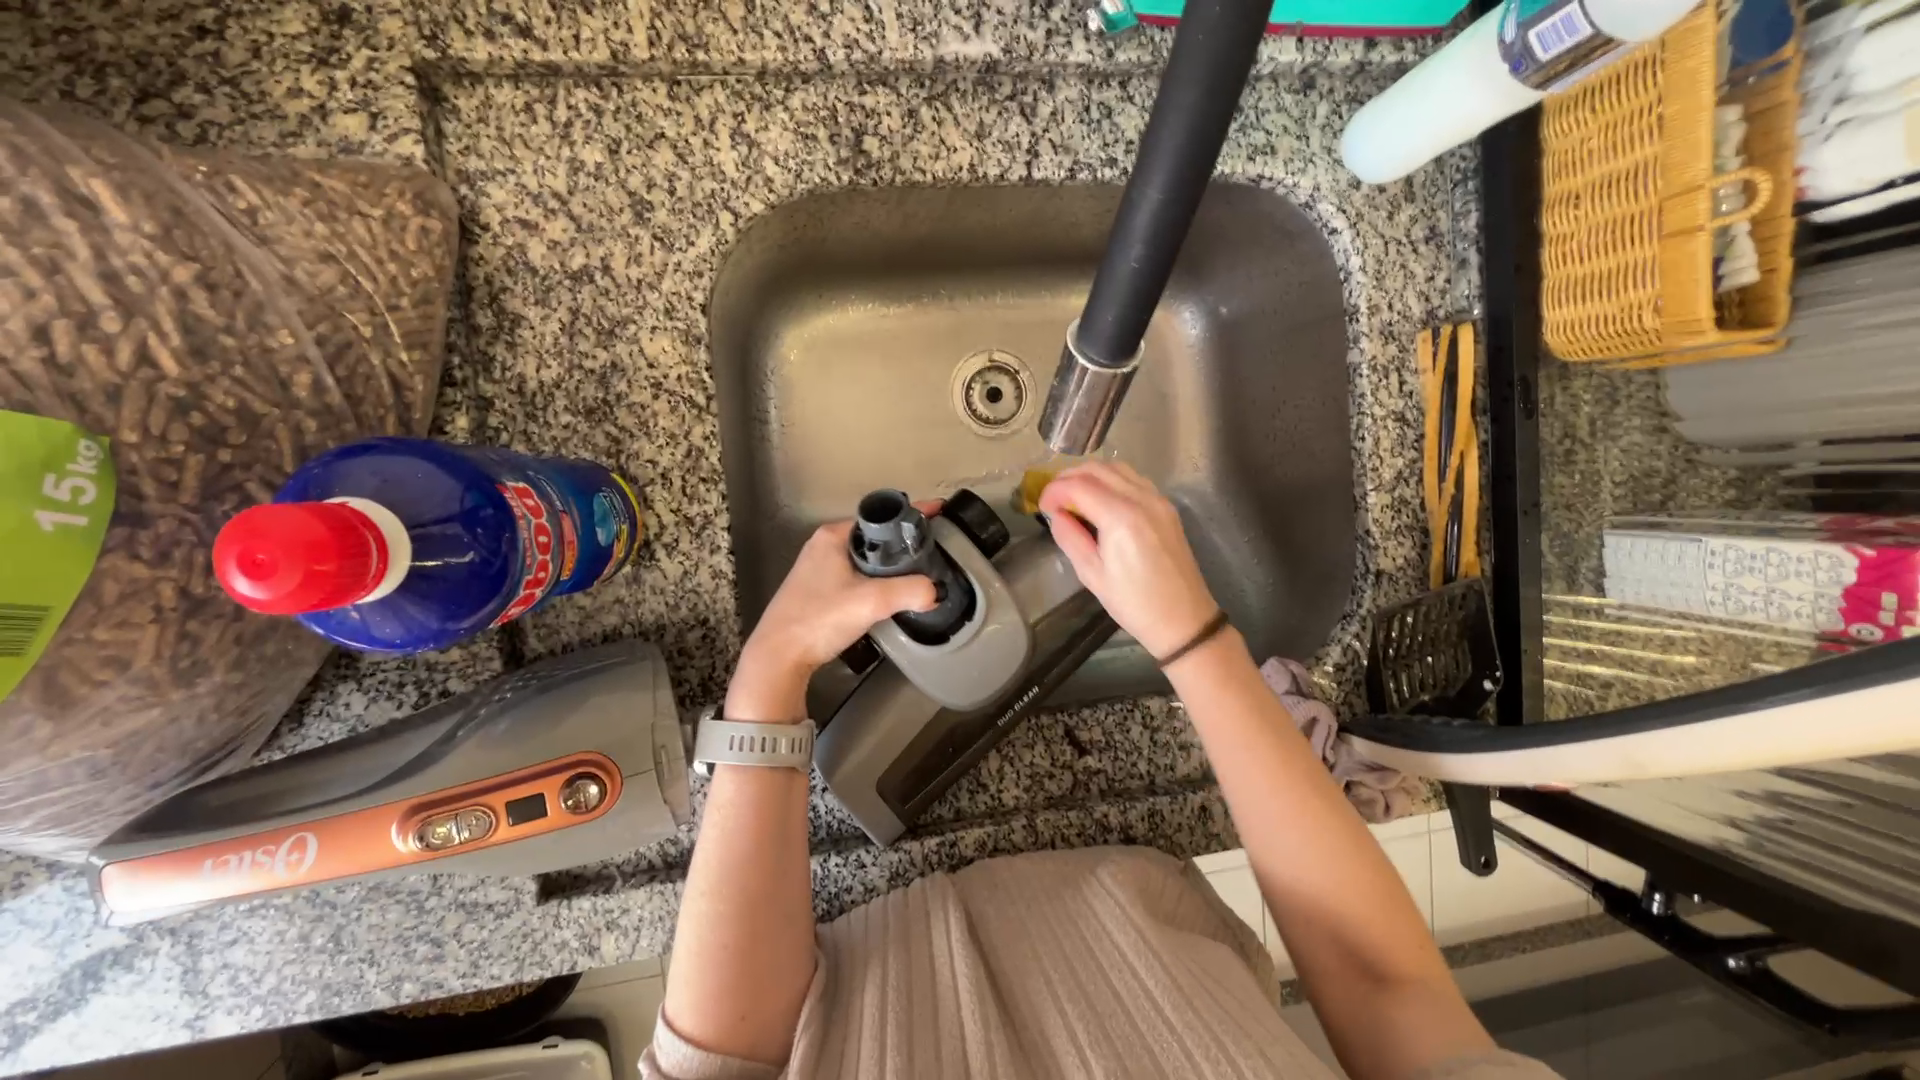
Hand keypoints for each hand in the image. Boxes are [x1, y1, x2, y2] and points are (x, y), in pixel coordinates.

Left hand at [728, 509, 938, 718]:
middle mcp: (824, 546)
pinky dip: (876, 582)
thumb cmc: (819, 619)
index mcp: (833, 536)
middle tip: (933, 549)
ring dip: (890, 566)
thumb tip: (934, 591)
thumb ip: (909, 591)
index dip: (911, 515)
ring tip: (920, 573)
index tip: (939, 512)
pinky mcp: (819, 592)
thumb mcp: (871, 601)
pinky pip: (857, 577)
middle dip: (903, 543)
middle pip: (874, 538)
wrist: (779, 657)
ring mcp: (819, 570)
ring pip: (866, 560)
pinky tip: (892, 596)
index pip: (880, 517)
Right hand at [1038, 462, 1219, 659]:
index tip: (1041, 506)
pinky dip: (1112, 480)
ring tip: (1073, 496)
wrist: (1183, 619)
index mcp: (1121, 518)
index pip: (1078, 486)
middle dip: (1068, 477)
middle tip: (1053, 498)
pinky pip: (1134, 479)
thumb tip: (1056, 514)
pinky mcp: (1166, 507)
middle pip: (1097, 469)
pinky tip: (1101, 500)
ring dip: (1090, 475)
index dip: (1053, 491)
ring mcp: (1158, 500)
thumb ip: (1070, 537)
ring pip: (1117, 468)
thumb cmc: (1134, 603)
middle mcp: (1142, 500)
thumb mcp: (1092, 575)